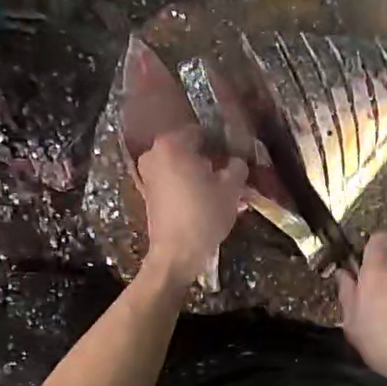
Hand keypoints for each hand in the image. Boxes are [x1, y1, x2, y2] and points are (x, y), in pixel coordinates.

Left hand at [137, 127, 247, 287]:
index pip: (204, 132)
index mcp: (172, 144)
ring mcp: (148, 175)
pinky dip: (191, 189)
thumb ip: (237, 166)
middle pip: (191, 151)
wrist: (176, 253)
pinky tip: (210, 203)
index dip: (224, 144)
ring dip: (204, 177)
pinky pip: (175, 184)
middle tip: (234, 177)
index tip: (237, 157)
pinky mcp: (149, 195)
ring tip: (227, 193)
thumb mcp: (231, 188)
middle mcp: (154, 154)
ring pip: (184, 169)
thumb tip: (237, 161)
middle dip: (214, 162)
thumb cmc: (204, 215)